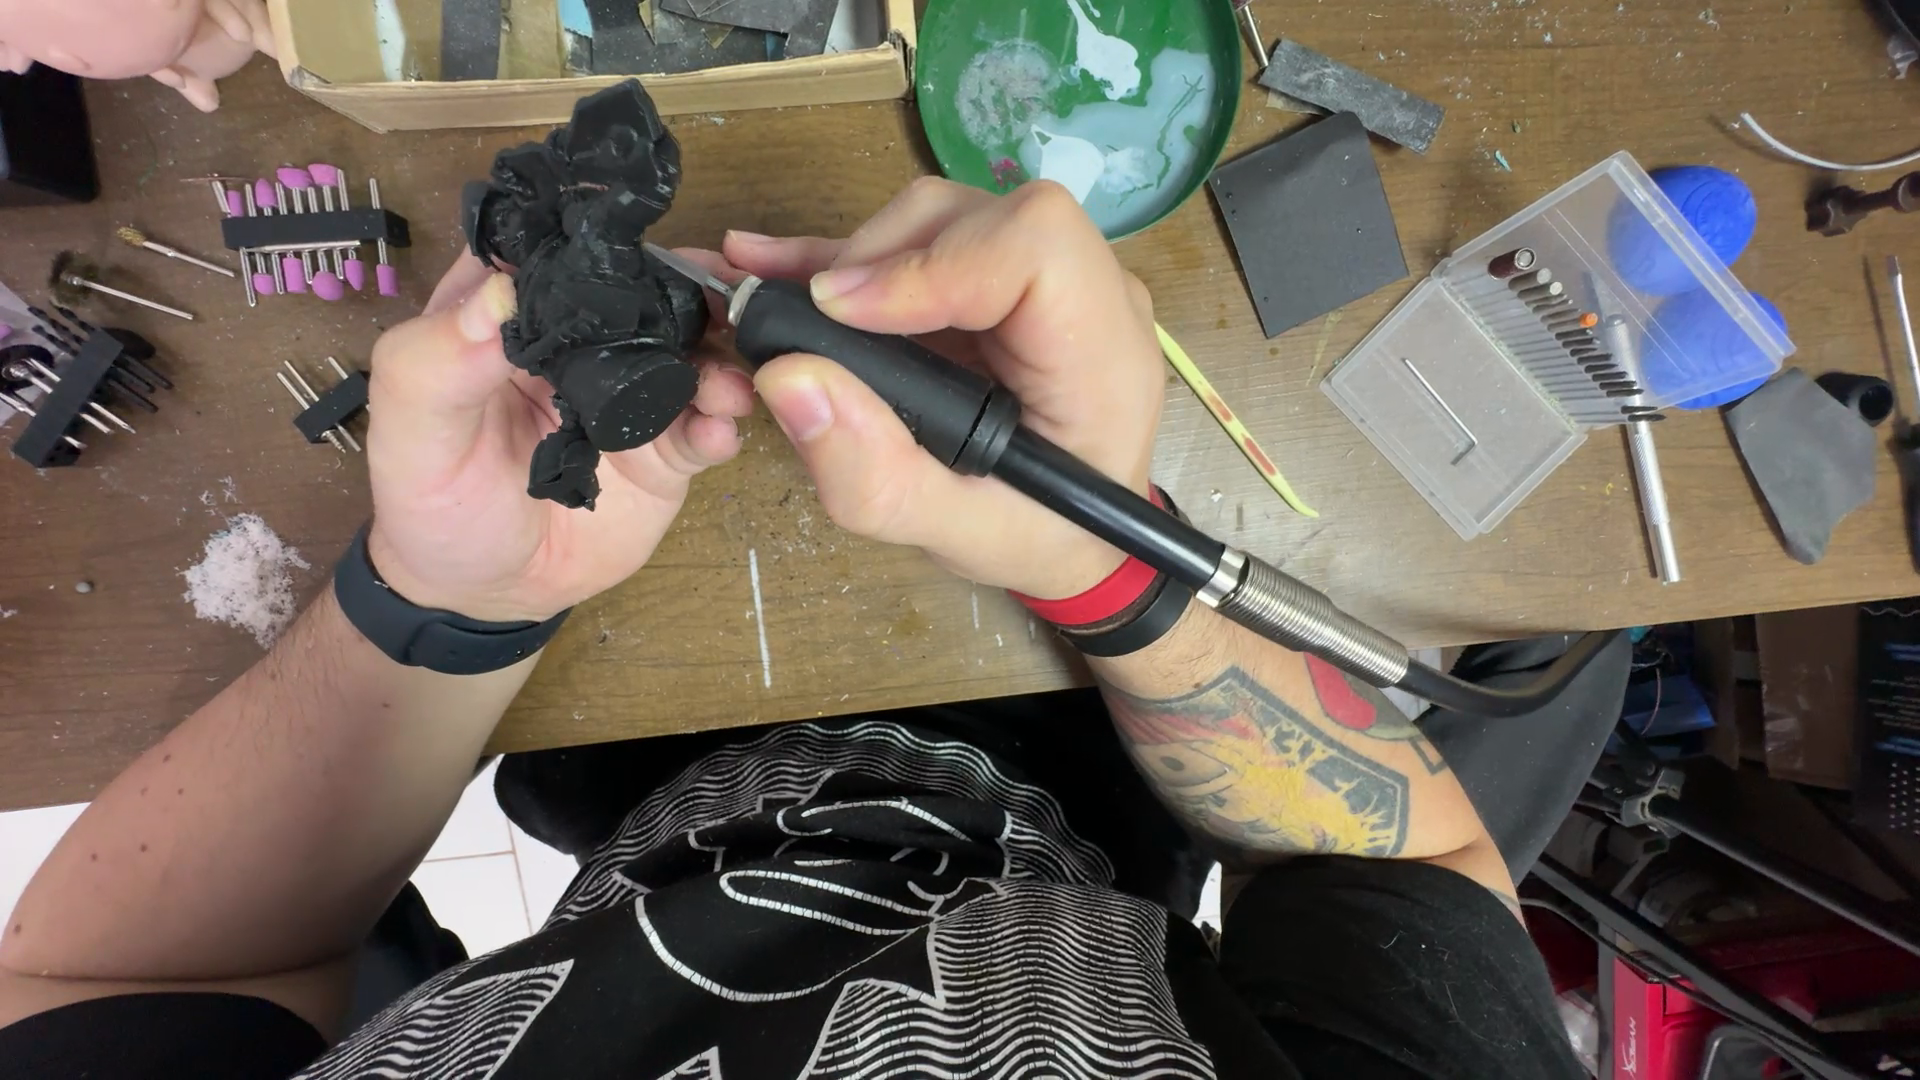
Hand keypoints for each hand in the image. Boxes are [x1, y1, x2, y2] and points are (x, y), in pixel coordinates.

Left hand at [364, 252, 754, 622]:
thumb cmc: (438, 506)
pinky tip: (719, 434)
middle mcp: (583, 348)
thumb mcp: (413, 435)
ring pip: (692, 361)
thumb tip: (498, 291)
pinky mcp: (668, 451)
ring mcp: (634, 400)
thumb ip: (438, 364)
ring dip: (721, 364)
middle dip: (693, 297)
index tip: (646, 234)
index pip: (557, 254)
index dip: (599, 237)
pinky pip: (705, 429)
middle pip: (647, 299)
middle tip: (727, 305)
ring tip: (727, 388)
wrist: (494, 591)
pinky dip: (722, 426)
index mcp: (514, 321)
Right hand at [728, 179, 1164, 599]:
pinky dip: (856, 260)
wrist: (1079, 535)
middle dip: (877, 259)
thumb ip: (882, 479)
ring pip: (944, 221)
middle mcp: (1088, 297)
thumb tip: (788, 379)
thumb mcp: (960, 535)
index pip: (1034, 246)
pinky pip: (932, 246)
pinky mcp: (1005, 286)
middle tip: (804, 319)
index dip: (930, 262)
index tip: (840, 311)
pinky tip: (781, 265)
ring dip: (854, 258)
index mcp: (1102, 356)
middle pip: (977, 219)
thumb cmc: (1042, 539)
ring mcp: (1048, 283)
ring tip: (779, 298)